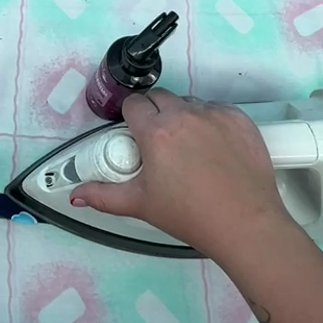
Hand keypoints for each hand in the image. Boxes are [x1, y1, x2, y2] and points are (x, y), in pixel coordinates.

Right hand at [71, 90, 297, 261]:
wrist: (246, 225)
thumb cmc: (189, 215)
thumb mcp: (141, 205)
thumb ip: (103, 195)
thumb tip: (76, 196)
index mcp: (155, 131)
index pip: (134, 104)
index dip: (132, 118)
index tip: (137, 135)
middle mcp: (183, 114)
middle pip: (160, 97)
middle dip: (155, 113)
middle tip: (161, 142)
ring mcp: (214, 114)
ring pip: (189, 102)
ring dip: (183, 115)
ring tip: (189, 146)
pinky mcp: (240, 119)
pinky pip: (217, 109)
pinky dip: (211, 121)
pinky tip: (214, 145)